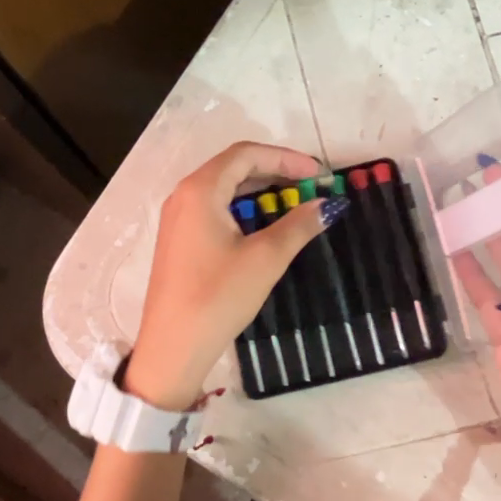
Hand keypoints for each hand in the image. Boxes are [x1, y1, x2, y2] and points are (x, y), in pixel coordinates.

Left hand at [126, 143, 342, 409]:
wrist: (173, 346)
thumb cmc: (218, 296)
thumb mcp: (266, 258)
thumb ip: (298, 225)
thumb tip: (328, 205)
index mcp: (200, 189)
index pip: (246, 154)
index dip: (286, 158)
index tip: (319, 175)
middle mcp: (183, 195)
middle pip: (233, 167)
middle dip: (275, 172)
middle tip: (311, 188)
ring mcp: (177, 218)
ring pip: (223, 189)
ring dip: (260, 191)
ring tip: (294, 204)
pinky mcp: (178, 240)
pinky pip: (214, 209)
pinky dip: (242, 209)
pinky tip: (264, 226)